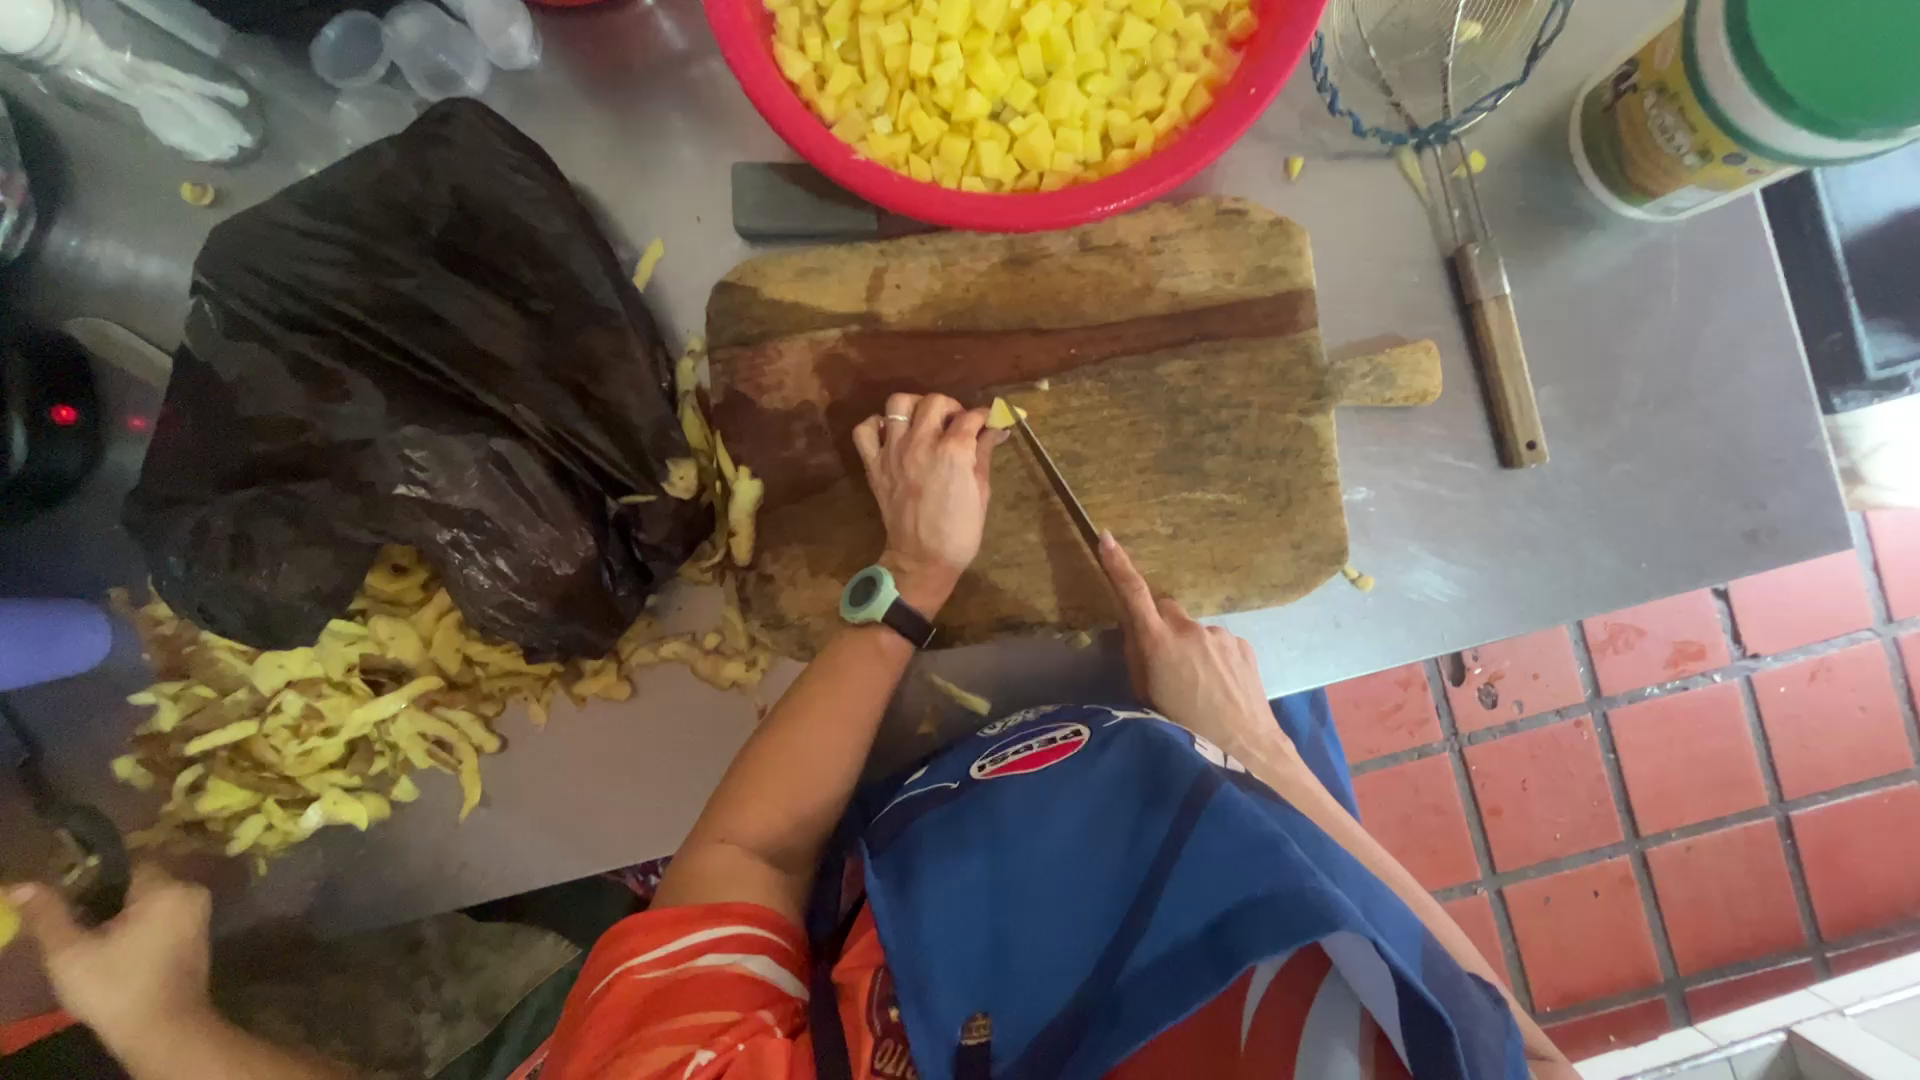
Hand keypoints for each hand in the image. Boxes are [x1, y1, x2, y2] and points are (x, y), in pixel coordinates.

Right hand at [7, 864, 214, 1046]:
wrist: (162, 1023)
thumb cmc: (114, 986)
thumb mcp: (70, 951)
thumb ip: (49, 915)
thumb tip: (21, 885)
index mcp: (169, 889)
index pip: (126, 867)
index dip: (90, 883)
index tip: (65, 906)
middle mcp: (192, 891)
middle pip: (138, 884)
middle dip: (103, 903)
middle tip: (75, 933)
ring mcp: (199, 911)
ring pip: (149, 901)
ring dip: (118, 917)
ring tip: (92, 946)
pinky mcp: (197, 930)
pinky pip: (162, 915)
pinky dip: (137, 927)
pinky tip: (116, 953)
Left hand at [852, 392, 1004, 613]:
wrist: (922, 559)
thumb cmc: (960, 531)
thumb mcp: (981, 492)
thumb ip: (984, 454)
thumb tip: (996, 430)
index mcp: (953, 451)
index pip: (971, 416)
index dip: (985, 416)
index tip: (989, 422)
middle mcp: (921, 443)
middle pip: (935, 401)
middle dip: (951, 407)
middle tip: (956, 424)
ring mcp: (893, 452)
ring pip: (898, 404)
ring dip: (915, 407)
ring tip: (924, 423)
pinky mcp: (874, 465)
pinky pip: (864, 431)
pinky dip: (876, 426)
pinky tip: (891, 435)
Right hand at [1098, 531, 1298, 766]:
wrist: (1246, 748)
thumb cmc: (1183, 729)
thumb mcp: (1145, 696)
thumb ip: (1138, 658)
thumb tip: (1134, 632)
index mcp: (1159, 642)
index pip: (1134, 594)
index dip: (1118, 565)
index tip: (1107, 538)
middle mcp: (1189, 629)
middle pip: (1166, 610)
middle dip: (1161, 626)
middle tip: (1164, 662)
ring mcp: (1220, 635)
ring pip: (1194, 631)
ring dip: (1191, 647)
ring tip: (1199, 686)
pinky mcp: (1243, 645)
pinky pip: (1218, 643)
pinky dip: (1214, 658)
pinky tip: (1220, 688)